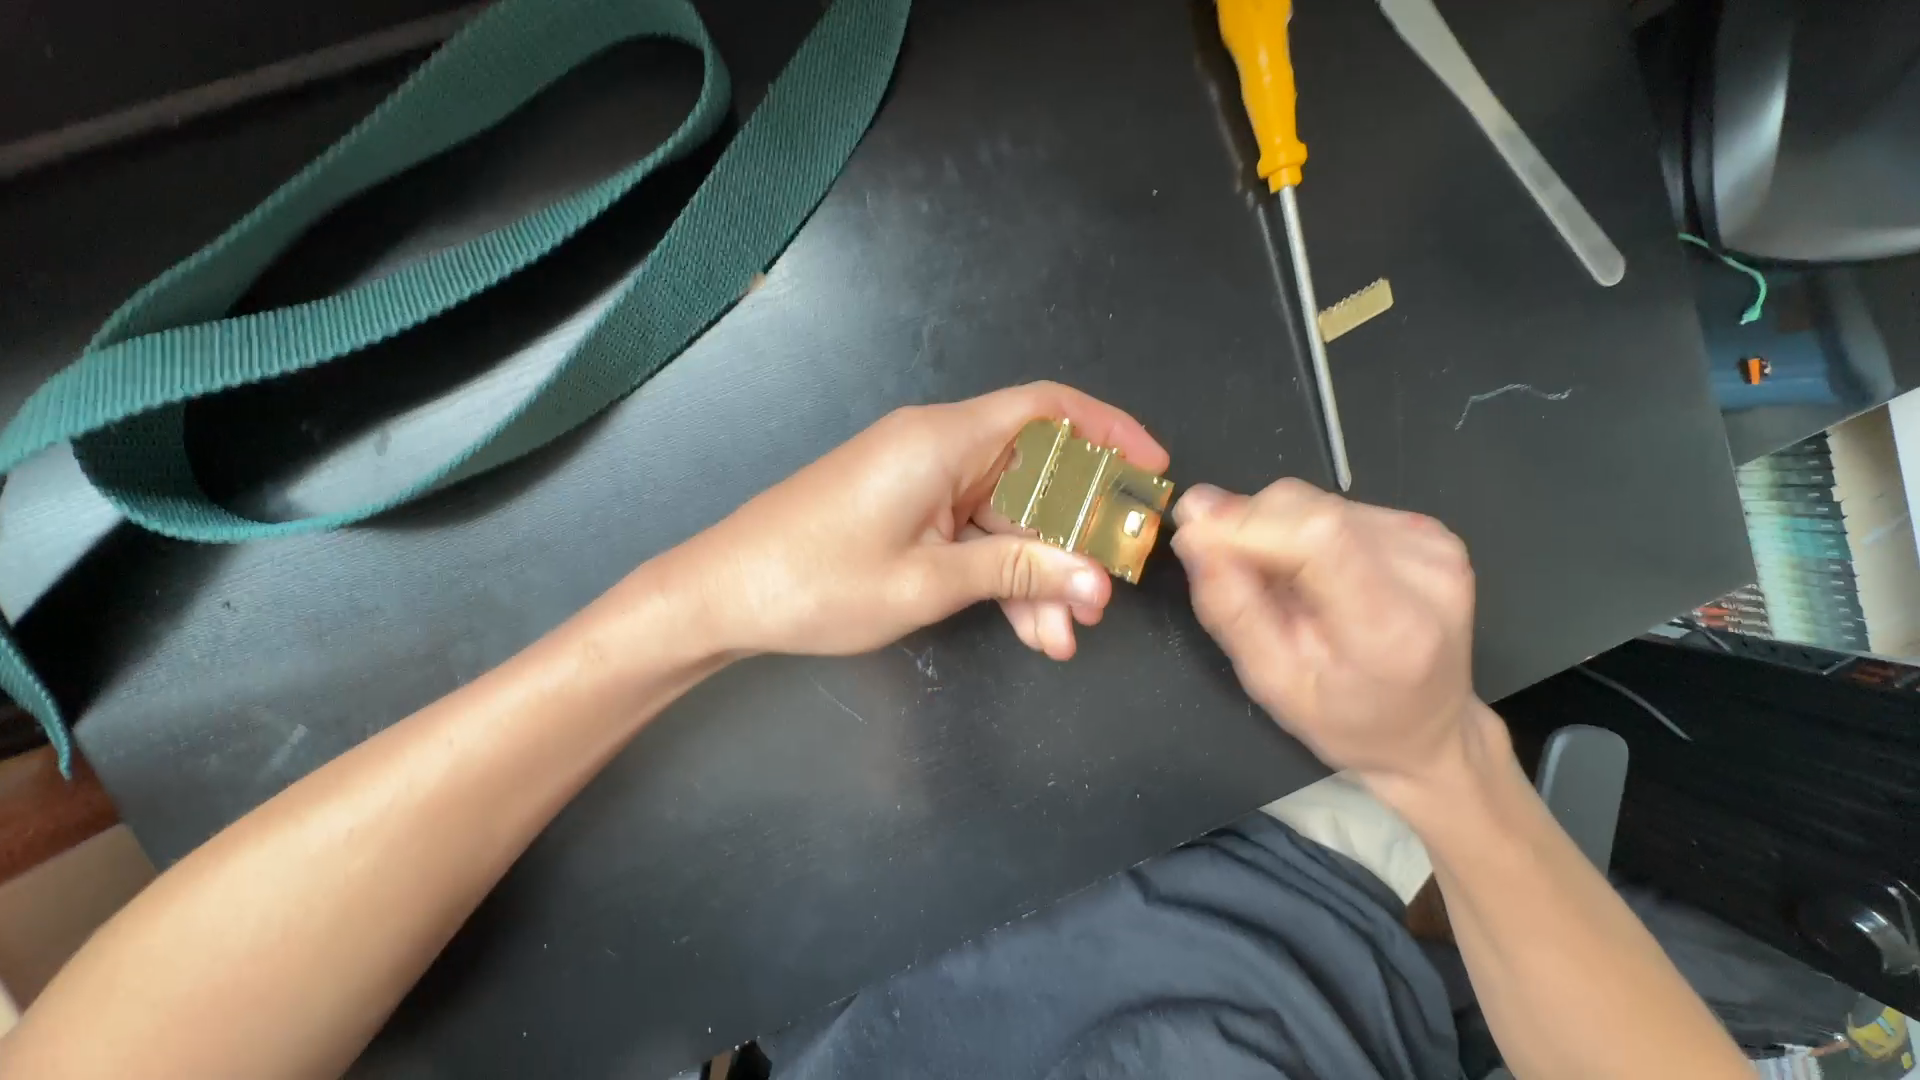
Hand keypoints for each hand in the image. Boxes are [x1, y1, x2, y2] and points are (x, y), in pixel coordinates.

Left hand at [674, 382, 1168, 658]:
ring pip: (1003, 518)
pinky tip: (1026, 627)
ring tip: (1062, 636)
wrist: (720, 595)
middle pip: (1032, 475)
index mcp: (942, 441)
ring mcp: (919, 482)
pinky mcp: (905, 511)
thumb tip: (1091, 578)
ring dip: (1035, 572)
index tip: (1150, 466)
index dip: (1108, 428)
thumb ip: (1014, 573)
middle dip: (1072, 536)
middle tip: (1103, 591)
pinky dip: (998, 576)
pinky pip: (970, 536)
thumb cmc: (817, 582)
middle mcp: (936, 448)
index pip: (1046, 408)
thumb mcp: (927, 582)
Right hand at [1168, 479, 1480, 793]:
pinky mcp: (1428, 530)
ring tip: (1278, 581)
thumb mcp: (1270, 681)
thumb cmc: (1342, 718)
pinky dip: (1304, 531)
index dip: (1245, 521)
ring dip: (1275, 529)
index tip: (1192, 528)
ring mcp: (1431, 544)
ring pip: (1317, 500)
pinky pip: (1339, 505)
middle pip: (1310, 509)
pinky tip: (1311, 571)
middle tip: (1226, 568)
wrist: (1425, 727)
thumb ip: (1230, 607)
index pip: (1317, 537)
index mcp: (1389, 625)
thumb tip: (1192, 532)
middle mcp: (1422, 571)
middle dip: (1249, 527)